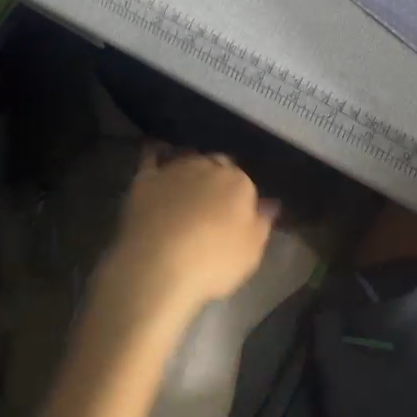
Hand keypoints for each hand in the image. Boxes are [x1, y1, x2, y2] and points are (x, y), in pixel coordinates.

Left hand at [100, 147, 275, 319]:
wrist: (157, 266)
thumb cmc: (212, 263)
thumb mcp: (250, 252)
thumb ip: (262, 223)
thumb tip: (271, 203)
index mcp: (239, 182)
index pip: (244, 182)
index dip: (239, 199)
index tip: (234, 217)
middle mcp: (209, 166)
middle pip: (217, 166)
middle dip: (217, 179)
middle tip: (211, 205)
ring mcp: (175, 169)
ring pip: (189, 158)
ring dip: (191, 168)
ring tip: (188, 185)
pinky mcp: (146, 178)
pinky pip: (151, 157)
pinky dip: (156, 152)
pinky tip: (155, 150)